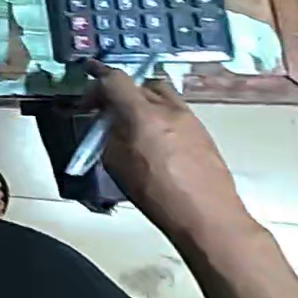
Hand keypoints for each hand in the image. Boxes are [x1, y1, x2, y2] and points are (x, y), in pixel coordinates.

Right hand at [83, 61, 256, 241]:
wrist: (209, 218)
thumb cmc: (158, 196)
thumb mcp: (117, 165)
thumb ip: (108, 135)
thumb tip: (107, 123)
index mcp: (143, 114)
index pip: (115, 79)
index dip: (96, 81)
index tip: (88, 96)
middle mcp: (168, 108)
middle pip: (137, 83)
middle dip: (118, 93)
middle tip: (107, 112)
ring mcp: (189, 116)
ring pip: (158, 93)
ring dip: (141, 101)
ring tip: (132, 123)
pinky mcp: (202, 129)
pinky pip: (174, 109)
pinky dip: (158, 114)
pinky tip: (154, 139)